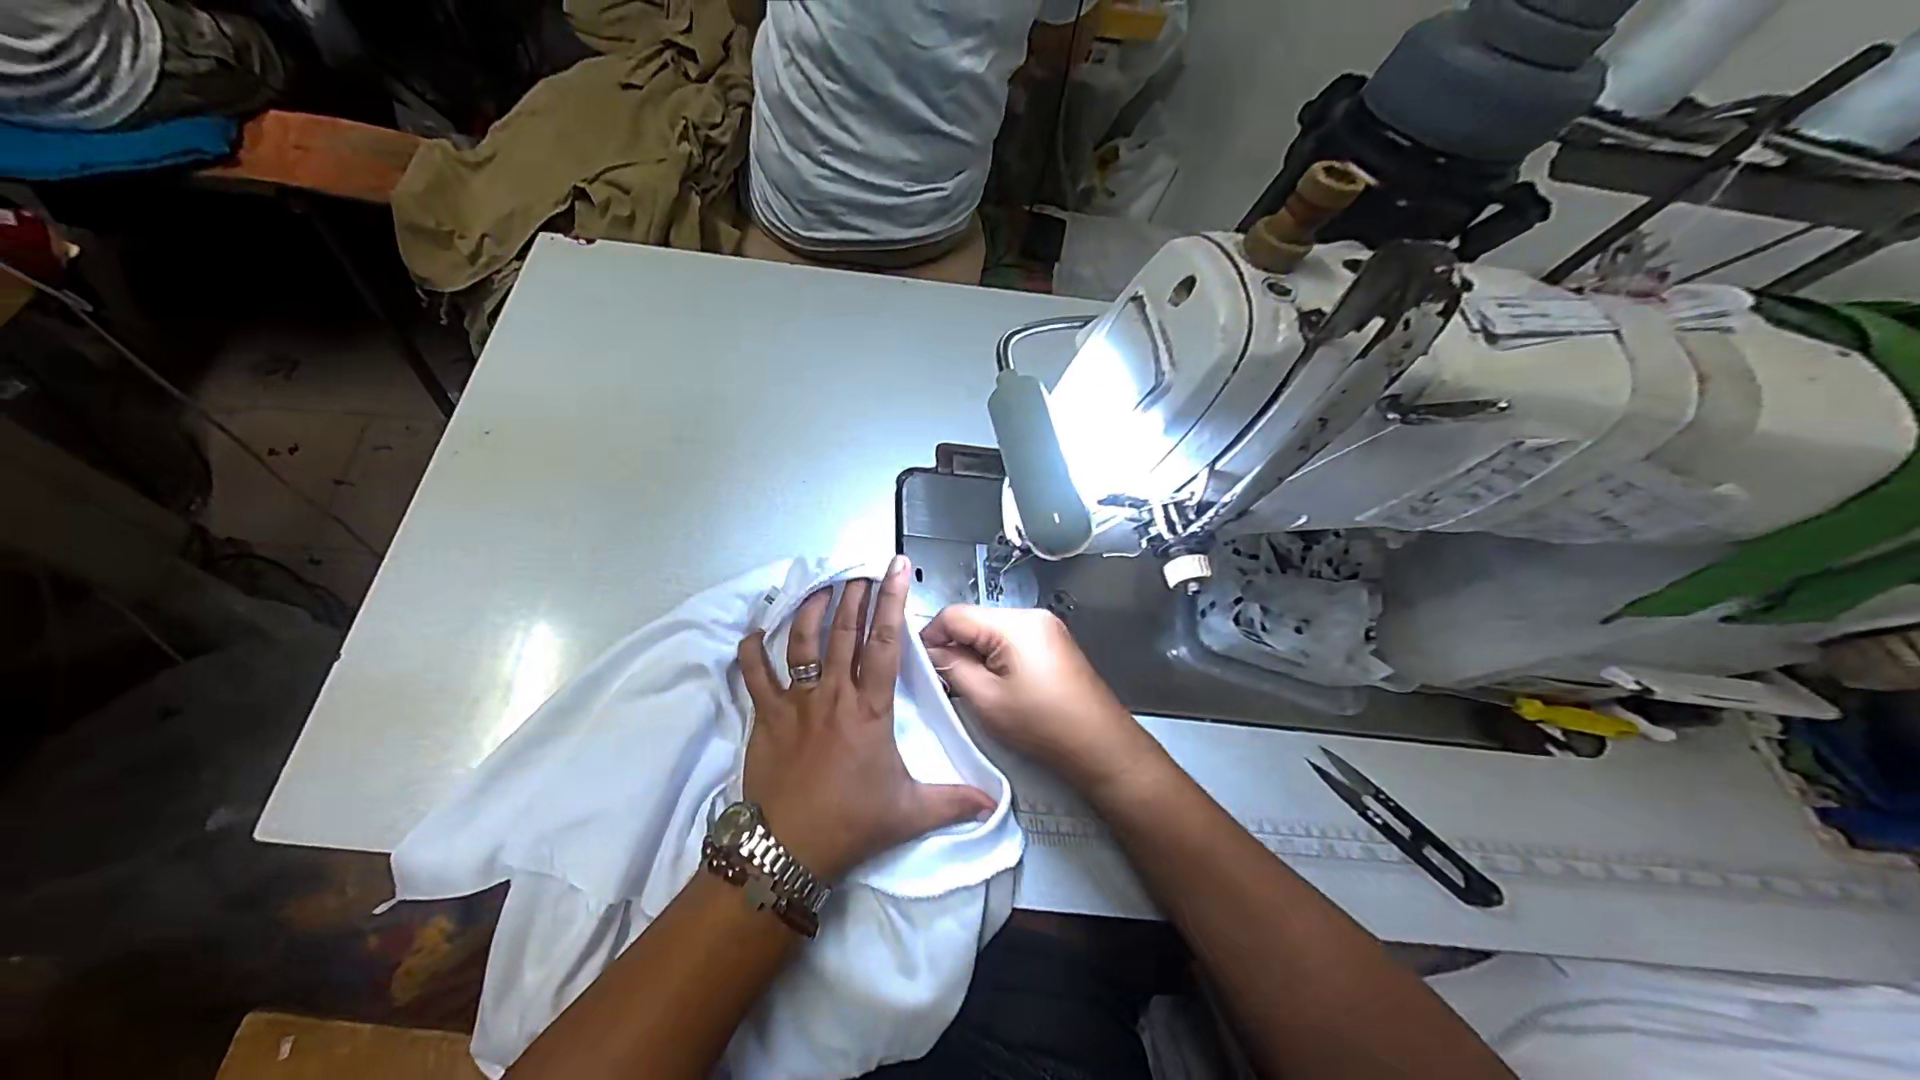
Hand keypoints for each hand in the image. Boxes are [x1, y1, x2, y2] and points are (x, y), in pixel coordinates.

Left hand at [737, 556, 995, 881]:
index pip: (885, 643)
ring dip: (811, 611)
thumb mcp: (911, 812)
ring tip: (821, 589)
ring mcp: (796, 703)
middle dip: (854, 597)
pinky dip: (750, 652)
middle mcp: (833, 695)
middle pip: (844, 633)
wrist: (789, 849)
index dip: (892, 601)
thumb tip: (993, 803)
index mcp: (871, 709)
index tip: (895, 569)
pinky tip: (752, 634)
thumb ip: (953, 801)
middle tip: (859, 573)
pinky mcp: (766, 718)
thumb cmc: (852, 823)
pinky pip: (754, 676)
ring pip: (802, 643)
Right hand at [921, 606, 1162, 800]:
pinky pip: (1011, 641)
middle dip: (955, 647)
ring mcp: (1046, 629)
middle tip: (945, 680)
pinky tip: (996, 687)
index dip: (930, 636)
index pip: (954, 614)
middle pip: (974, 620)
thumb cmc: (1048, 725)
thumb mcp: (986, 699)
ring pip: (991, 631)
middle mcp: (1032, 617)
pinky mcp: (1052, 644)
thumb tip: (932, 653)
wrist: (1099, 745)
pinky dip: (995, 658)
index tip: (920, 660)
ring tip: (974, 688)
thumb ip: (952, 668)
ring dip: (975, 654)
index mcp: (1016, 624)